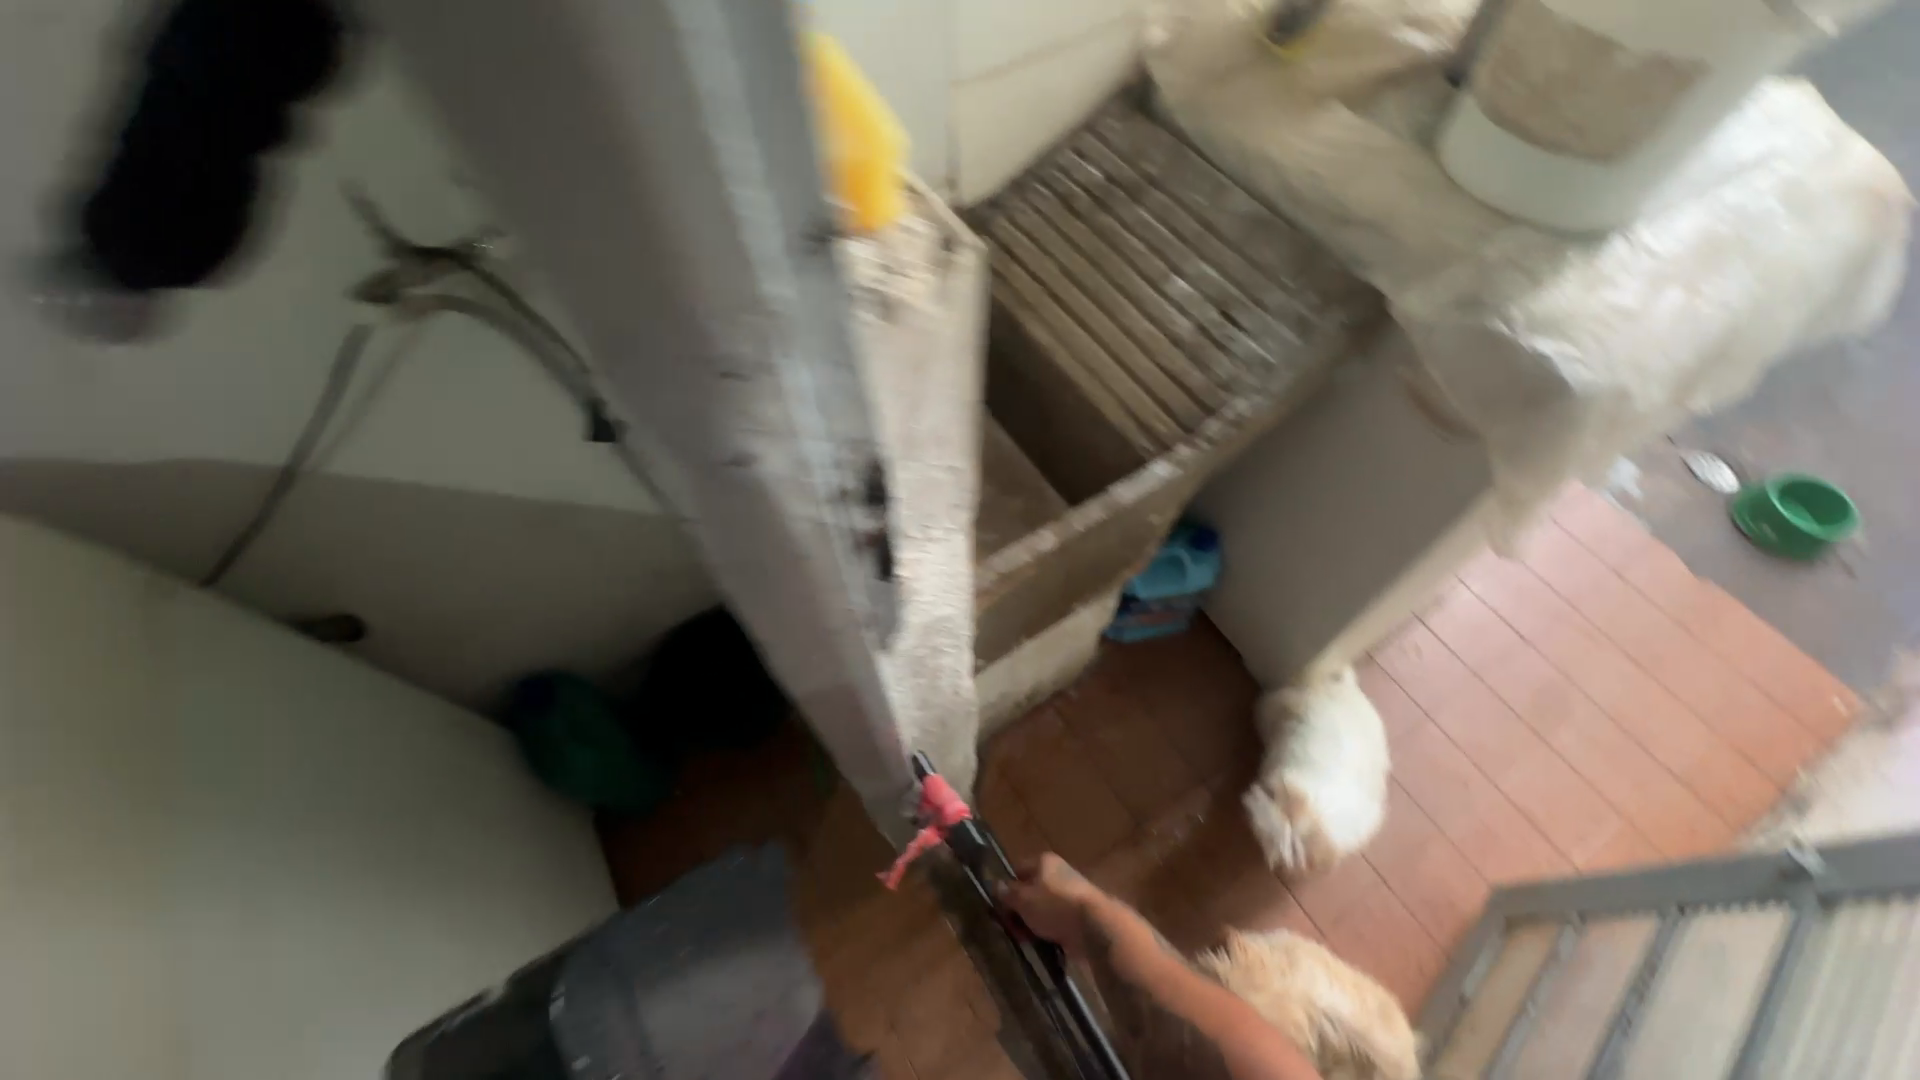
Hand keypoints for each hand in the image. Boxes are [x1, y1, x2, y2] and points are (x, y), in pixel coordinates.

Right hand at [1001, 852, 1105, 955]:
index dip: (1007, 887)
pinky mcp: (1078, 916)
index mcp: (1044, 862)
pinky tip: (1042, 945)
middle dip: (1020, 910)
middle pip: (1031, 891)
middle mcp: (1058, 874)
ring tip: (1025, 940)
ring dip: (1033, 924)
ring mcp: (1070, 895)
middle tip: (1011, 928)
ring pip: (1043, 909)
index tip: (1000, 907)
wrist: (1093, 926)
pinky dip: (1048, 933)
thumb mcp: (1023, 899)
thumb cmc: (1053, 905)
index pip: (1018, 870)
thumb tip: (996, 886)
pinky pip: (1056, 923)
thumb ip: (1008, 893)